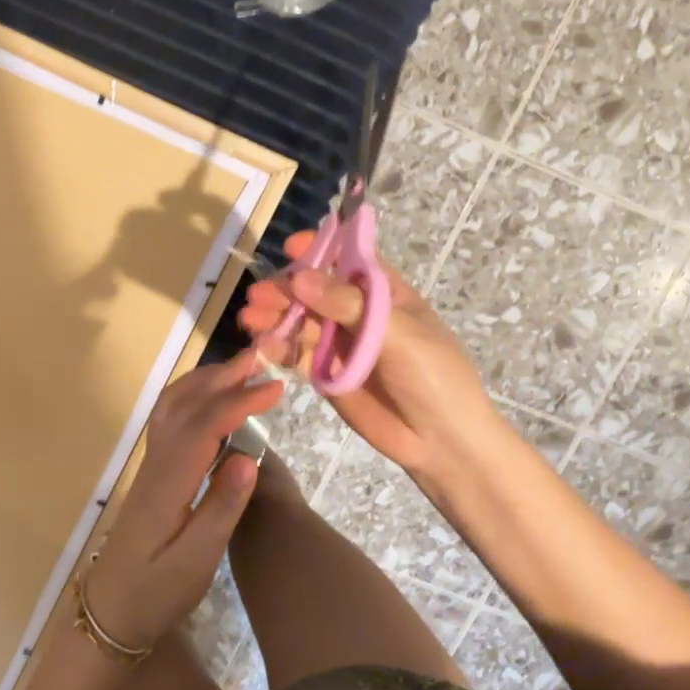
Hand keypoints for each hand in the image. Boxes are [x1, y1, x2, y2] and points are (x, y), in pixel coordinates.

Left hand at [82, 350, 283, 650]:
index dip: (239, 402)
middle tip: (262, 357)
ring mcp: (150, 467)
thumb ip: (221, 509)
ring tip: (240, 368)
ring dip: (204, 382)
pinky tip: (212, 401)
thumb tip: (248, 458)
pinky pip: (169, 421)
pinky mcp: (153, 474)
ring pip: (171, 408)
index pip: (204, 428)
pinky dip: (192, 398)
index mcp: (168, 485)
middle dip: (222, 378)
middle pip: (185, 406)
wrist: (111, 610)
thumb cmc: (156, 592)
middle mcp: (156, 465)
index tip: (276, 387)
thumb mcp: (195, 562)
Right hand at [238, 230, 508, 481]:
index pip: (348, 259)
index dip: (320, 249)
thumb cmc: (433, 376)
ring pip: (298, 320)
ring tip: (249, 318)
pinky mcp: (322, 372)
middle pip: (313, 290)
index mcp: (383, 293)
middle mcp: (356, 312)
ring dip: (273, 316)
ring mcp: (338, 343)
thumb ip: (348, 305)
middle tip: (258, 294)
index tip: (291, 247)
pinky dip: (275, 348)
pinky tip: (261, 346)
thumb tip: (300, 279)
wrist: (440, 442)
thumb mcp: (398, 334)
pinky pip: (294, 354)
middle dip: (285, 288)